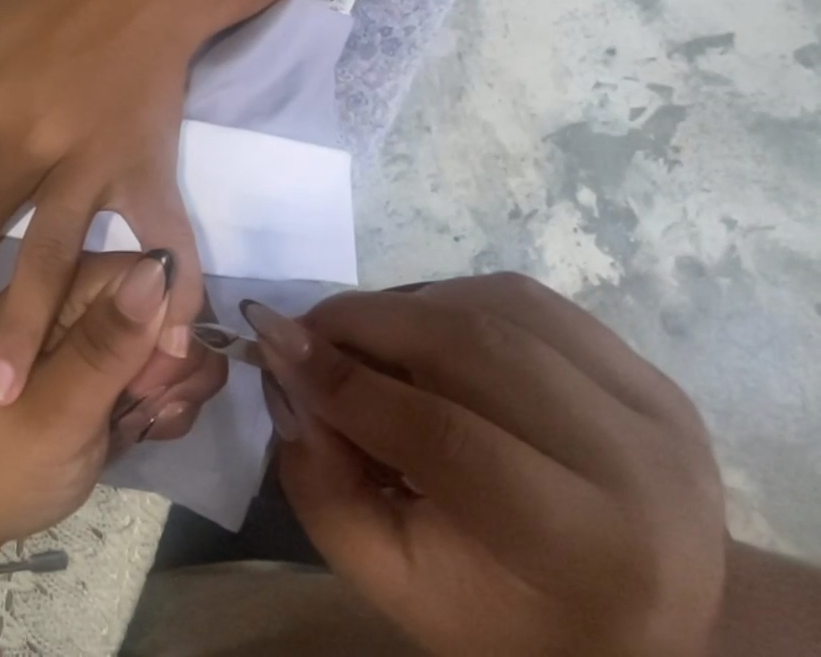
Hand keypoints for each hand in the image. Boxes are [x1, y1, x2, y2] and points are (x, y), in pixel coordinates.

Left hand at [0, 250, 173, 550]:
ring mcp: (78, 353)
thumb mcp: (58, 407)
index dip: (167, 313)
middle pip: (157, 311)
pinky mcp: (89, 388)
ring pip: (158, 351)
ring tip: (140, 425)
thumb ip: (108, 344)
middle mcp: (67, 313)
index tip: (160, 368)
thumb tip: (159, 265)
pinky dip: (154, 408)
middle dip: (171, 360)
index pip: (139, 270)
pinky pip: (143, 384)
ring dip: (167, 389)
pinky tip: (141, 435)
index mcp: (49, 297)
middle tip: (145, 404)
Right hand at [247, 275, 727, 656]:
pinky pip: (529, 301)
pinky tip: (424, 337)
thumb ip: (318, 476)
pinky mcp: (652, 375)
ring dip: (405, 307)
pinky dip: (451, 300)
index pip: (442, 434)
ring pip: (500, 305)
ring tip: (365, 345)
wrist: (628, 623)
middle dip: (363, 322)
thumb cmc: (486, 608)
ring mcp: (656, 409)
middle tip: (303, 333)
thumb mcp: (380, 570)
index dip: (343, 379)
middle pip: (475, 347)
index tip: (267, 338)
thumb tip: (284, 366)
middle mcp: (638, 466)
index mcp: (577, 544)